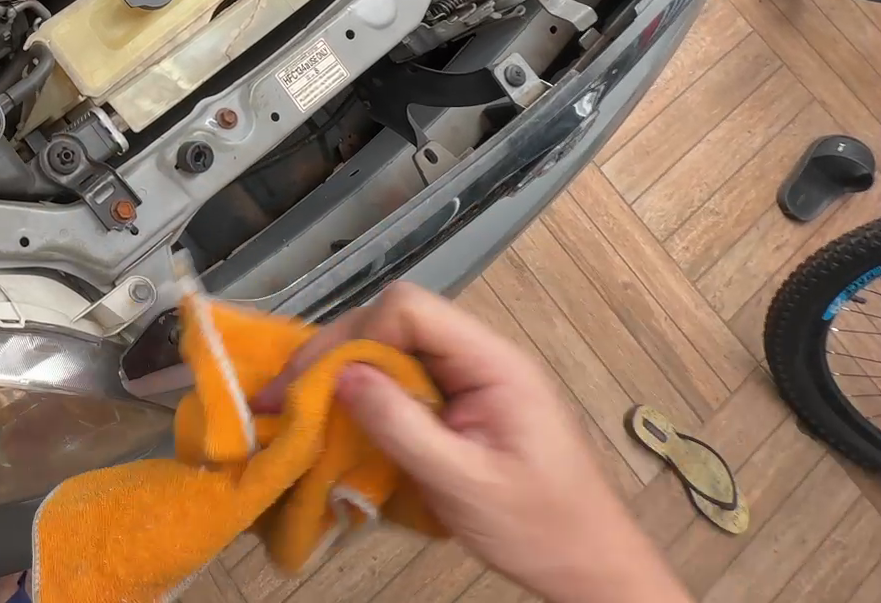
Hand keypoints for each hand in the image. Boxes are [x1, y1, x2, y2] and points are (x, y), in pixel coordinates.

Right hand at [255, 283, 688, 602]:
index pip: (409, 308)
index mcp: (491, 362)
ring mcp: (459, 373)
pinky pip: (388, 372)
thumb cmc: (542, 531)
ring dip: (336, 370)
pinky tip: (330, 411)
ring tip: (296, 402)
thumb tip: (340, 376)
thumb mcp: (468, 485)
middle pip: (385, 319)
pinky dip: (353, 389)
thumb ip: (404, 426)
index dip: (364, 334)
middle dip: (333, 352)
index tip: (334, 382)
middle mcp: (472, 354)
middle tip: (288, 393)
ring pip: (380, 343)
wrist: (592, 572)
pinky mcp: (447, 395)